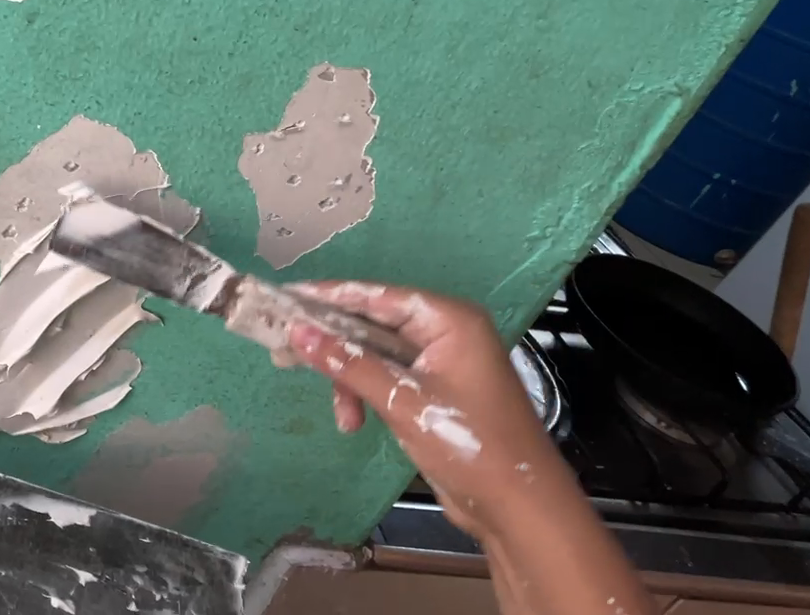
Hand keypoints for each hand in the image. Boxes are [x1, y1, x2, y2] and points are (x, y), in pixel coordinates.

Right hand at [283, 281, 565, 538]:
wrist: (523, 515)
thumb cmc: (471, 444)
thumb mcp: (403, 401)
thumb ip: (348, 363)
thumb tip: (296, 331)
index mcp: (447, 320)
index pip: (375, 295)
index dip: (328, 296)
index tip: (286, 295)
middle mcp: (442, 333)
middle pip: (370, 324)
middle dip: (333, 344)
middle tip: (287, 347)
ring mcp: (436, 362)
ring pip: (371, 354)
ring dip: (348, 379)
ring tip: (340, 412)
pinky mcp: (430, 390)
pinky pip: (382, 377)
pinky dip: (363, 394)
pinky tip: (353, 421)